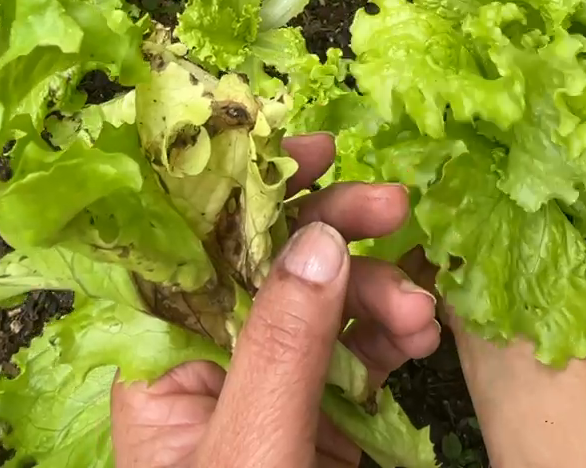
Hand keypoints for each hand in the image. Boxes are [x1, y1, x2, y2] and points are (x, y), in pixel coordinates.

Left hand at [111, 133, 441, 467]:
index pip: (201, 245)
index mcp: (169, 362)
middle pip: (273, 258)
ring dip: (376, 285)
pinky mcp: (318, 408)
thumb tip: (319, 239)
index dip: (251, 185)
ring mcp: (273, 381)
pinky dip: (388, 329)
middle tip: (395, 208)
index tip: (314, 149)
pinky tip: (415, 337)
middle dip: (336, 227)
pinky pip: (354, 343)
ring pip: (324, 295)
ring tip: (417, 315)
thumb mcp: (250, 456)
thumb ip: (280, 348)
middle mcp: (216, 357)